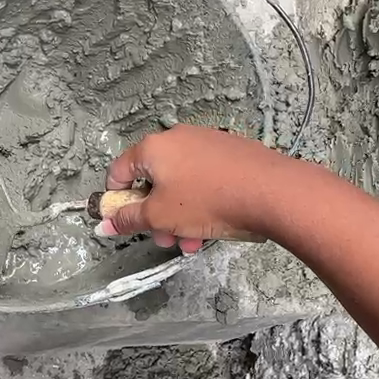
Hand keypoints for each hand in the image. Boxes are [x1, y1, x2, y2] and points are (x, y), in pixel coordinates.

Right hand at [98, 124, 291, 250]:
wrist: (273, 192)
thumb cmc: (210, 201)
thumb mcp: (159, 216)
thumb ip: (128, 219)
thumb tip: (105, 223)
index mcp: (153, 147)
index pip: (119, 171)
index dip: (116, 199)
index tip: (125, 220)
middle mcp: (177, 138)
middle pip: (152, 179)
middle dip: (153, 213)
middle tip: (163, 236)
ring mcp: (207, 142)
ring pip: (179, 183)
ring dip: (177, 213)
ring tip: (192, 240)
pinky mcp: (230, 152)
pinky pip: (203, 179)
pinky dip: (200, 201)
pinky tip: (212, 226)